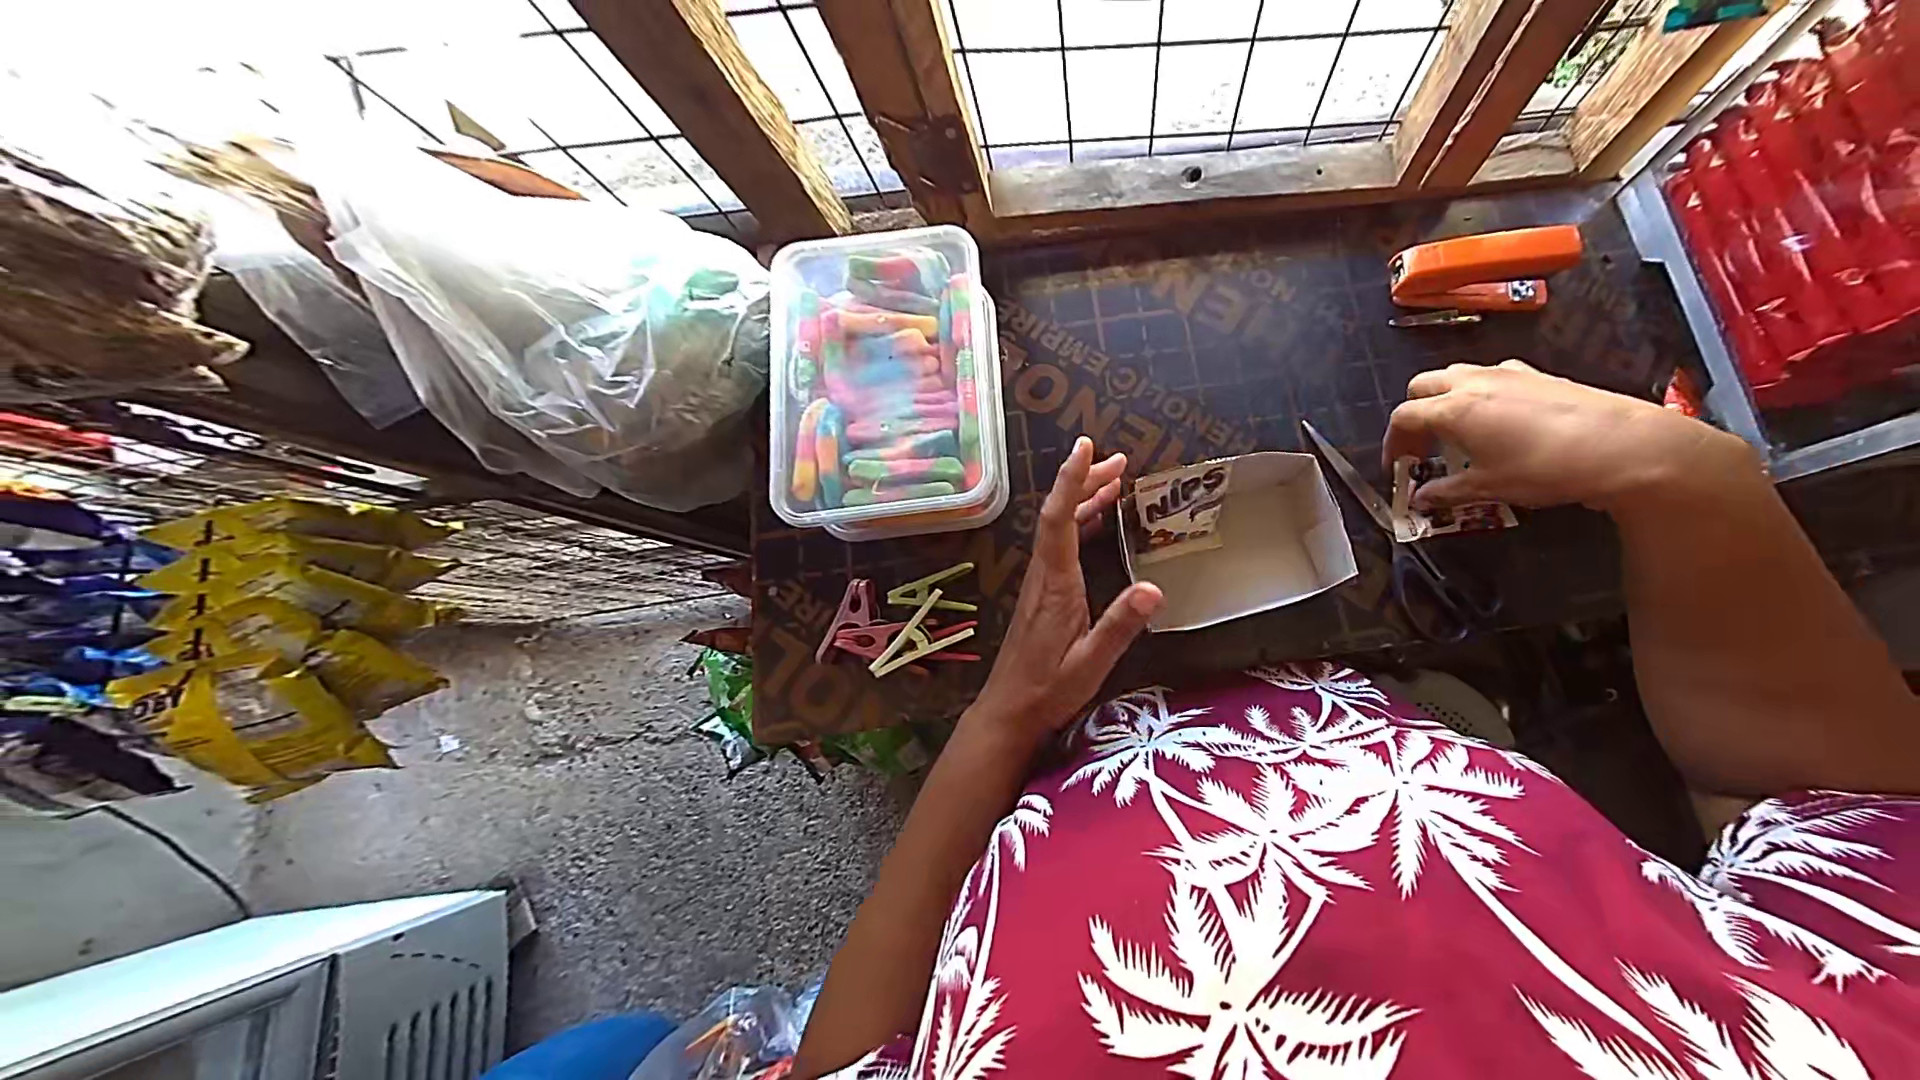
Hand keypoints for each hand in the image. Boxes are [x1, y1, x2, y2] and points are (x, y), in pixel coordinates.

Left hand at [965, 436, 1162, 752]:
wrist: (1009, 708)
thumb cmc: (1048, 689)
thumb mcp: (1091, 663)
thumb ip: (1119, 627)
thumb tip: (1153, 589)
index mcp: (1056, 583)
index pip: (1059, 519)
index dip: (1071, 480)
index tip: (1086, 448)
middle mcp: (1044, 573)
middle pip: (1058, 514)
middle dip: (1084, 480)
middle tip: (1118, 460)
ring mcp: (1041, 581)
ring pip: (1058, 526)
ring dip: (1083, 498)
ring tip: (1114, 478)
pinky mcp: (1043, 591)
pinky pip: (1060, 544)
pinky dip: (1079, 523)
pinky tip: (1097, 521)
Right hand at [1382, 360, 1758, 514]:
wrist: (1628, 448)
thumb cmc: (1547, 467)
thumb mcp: (1488, 487)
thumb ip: (1447, 491)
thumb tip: (1423, 498)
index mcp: (1453, 408)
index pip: (1403, 418)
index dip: (1394, 444)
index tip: (1399, 467)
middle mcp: (1475, 383)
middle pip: (1423, 387)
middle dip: (1414, 414)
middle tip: (1421, 446)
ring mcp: (1510, 374)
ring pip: (1457, 376)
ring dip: (1444, 400)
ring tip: (1454, 431)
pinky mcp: (1540, 376)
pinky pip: (1493, 377)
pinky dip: (1480, 395)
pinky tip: (1496, 420)